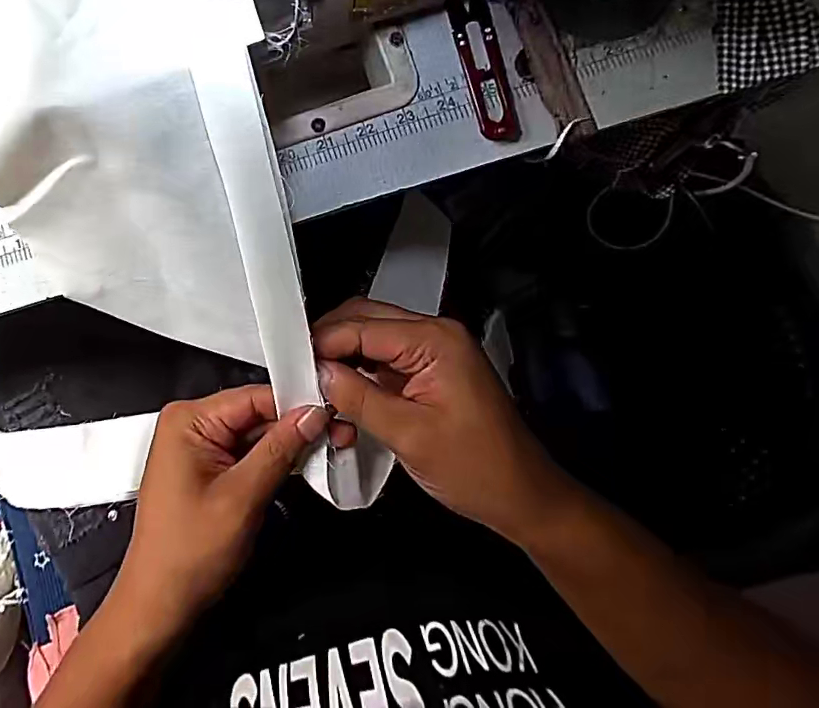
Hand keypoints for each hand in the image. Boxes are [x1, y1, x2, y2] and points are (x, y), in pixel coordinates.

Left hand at [111, 385, 329, 638]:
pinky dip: (274, 461)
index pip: (253, 396)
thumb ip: (279, 450)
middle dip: (296, 427)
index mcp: (187, 420)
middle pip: (256, 413)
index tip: (329, 412)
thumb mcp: (241, 497)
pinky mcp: (208, 467)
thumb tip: (308, 416)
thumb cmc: (182, 558)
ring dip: (288, 445)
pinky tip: (298, 466)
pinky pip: (247, 453)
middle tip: (334, 434)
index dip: (295, 404)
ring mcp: (198, 447)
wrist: (159, 606)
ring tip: (322, 452)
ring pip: (256, 434)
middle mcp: (189, 426)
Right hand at [313, 298, 569, 542]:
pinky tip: (344, 401)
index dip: (323, 343)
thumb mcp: (409, 435)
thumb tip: (319, 373)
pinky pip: (383, 361)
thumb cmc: (480, 469)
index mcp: (435, 340)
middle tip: (300, 373)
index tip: (293, 363)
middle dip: (329, 345)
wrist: (524, 498)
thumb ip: (358, 397)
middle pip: (364, 321)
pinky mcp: (429, 370)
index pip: (362, 326)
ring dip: (343, 361)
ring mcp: (433, 351)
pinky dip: (360, 376)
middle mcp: (435, 335)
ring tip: (320, 391)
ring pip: (370, 340)